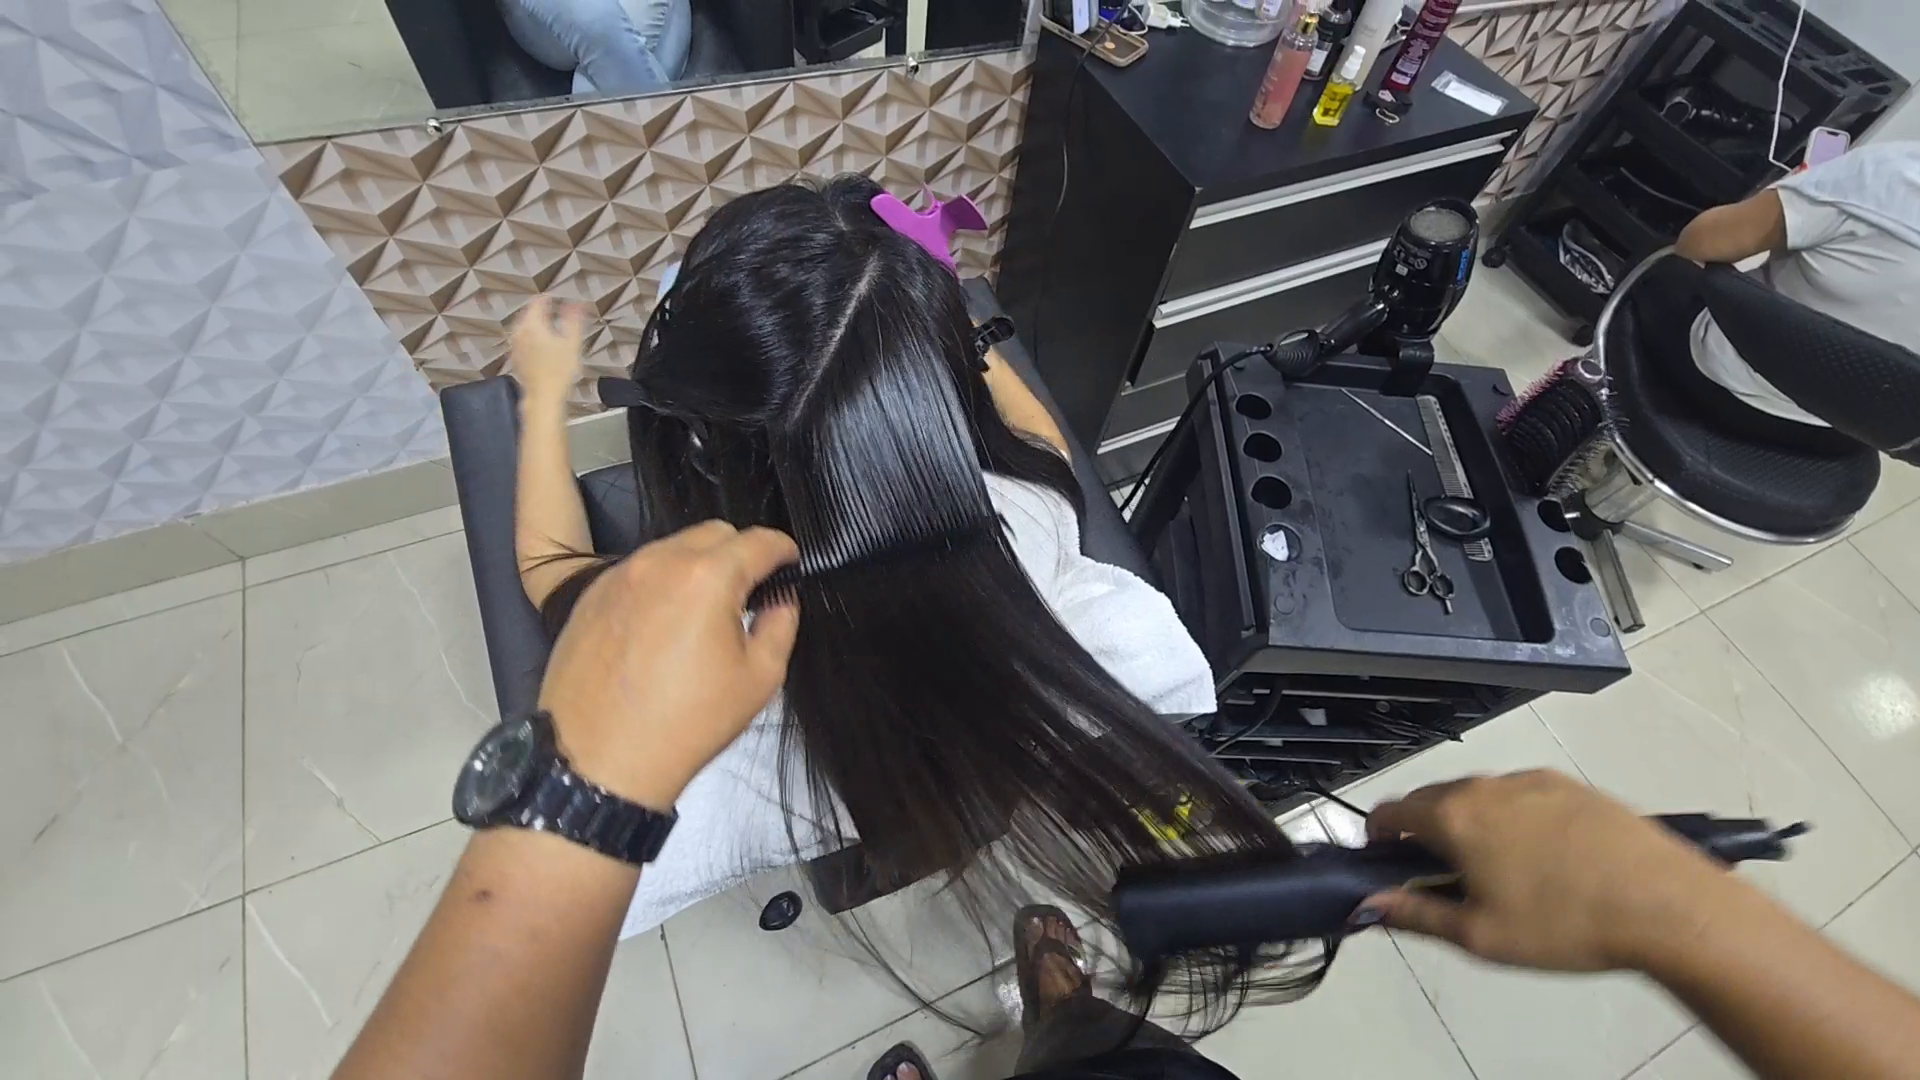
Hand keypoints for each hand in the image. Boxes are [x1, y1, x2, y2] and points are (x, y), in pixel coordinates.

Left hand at [509, 294, 585, 405]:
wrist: (544, 396)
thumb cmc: (560, 370)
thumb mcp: (572, 343)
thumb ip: (574, 321)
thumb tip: (578, 303)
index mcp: (532, 325)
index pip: (537, 303)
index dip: (548, 299)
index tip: (558, 298)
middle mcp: (519, 332)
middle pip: (529, 315)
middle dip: (541, 312)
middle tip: (555, 312)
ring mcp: (514, 345)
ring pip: (524, 328)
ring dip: (536, 325)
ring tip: (550, 328)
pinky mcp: (515, 358)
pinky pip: (522, 341)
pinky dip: (532, 338)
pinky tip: (542, 346)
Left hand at [536, 522, 800, 810]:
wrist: (598, 762)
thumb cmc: (688, 723)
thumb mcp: (760, 678)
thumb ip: (780, 625)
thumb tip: (780, 601)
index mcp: (708, 577)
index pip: (760, 541)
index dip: (785, 549)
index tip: (792, 564)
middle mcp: (660, 562)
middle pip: (716, 532)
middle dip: (742, 551)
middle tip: (750, 590)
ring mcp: (620, 575)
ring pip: (674, 547)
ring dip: (700, 564)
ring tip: (705, 609)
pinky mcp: (590, 595)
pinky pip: (639, 570)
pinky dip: (663, 581)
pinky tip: (665, 622)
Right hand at [1360, 770, 1731, 971]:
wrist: (1673, 910)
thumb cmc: (1565, 925)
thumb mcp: (1482, 937)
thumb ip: (1415, 915)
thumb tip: (1367, 903)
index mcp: (1449, 816)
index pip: (1387, 810)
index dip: (1379, 836)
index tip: (1392, 863)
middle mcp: (1478, 786)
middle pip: (1429, 799)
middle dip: (1425, 829)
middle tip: (1450, 873)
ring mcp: (1526, 780)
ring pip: (1476, 795)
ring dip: (1470, 821)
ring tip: (1505, 866)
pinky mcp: (1568, 784)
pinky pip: (1519, 794)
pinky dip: (1515, 816)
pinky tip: (1549, 854)